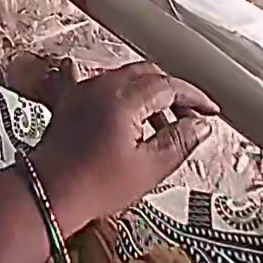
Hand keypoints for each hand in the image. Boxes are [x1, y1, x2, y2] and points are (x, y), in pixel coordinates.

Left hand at [27, 62, 217, 231]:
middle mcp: (101, 84)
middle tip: (191, 117)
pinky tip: (126, 109)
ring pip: (124, 76)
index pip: (166, 85)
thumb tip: (200, 125)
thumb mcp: (150, 168)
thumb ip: (179, 141)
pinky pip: (100, 82)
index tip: (210, 111)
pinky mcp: (71, 96)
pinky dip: (119, 91)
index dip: (193, 97)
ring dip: (147, 93)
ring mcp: (83, 87)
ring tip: (163, 125)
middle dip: (172, 92)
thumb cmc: (98, 183)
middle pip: (145, 73)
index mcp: (123, 98)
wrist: (52, 189)